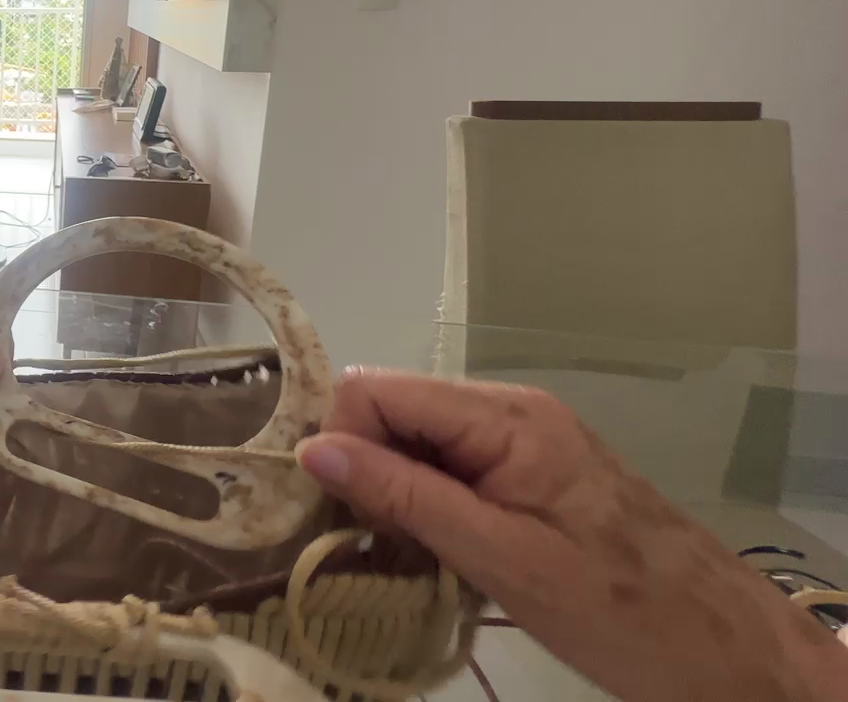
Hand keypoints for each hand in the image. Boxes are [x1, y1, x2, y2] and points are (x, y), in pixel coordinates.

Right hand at [294, 369, 847, 701]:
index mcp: (503, 416)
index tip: (351, 509)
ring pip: (407, 431)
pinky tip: (435, 537)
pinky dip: (419, 492)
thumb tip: (310, 451)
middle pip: (387, 405)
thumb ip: (402, 496)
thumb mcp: (501, 559)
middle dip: (365, 464)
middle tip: (380, 534)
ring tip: (409, 543)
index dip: (344, 440)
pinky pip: (439, 455)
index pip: (373, 389)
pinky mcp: (522, 461)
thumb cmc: (626, 615)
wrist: (745, 666)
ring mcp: (516, 431)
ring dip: (390, 483)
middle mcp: (504, 406)